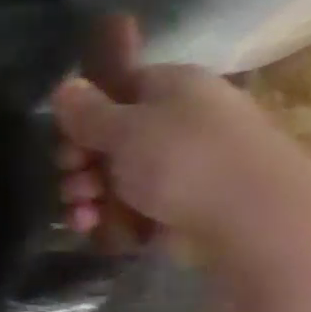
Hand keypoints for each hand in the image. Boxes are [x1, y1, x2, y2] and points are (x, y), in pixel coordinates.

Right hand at [51, 15, 310, 248]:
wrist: (247, 214)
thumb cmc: (184, 158)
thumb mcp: (127, 129)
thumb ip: (88, 112)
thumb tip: (63, 86)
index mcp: (171, 88)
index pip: (114, 89)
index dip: (82, 115)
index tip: (66, 139)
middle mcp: (173, 119)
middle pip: (104, 137)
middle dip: (78, 163)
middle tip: (73, 178)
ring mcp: (172, 162)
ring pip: (107, 175)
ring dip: (84, 194)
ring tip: (85, 212)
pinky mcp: (169, 199)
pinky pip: (121, 203)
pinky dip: (101, 215)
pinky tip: (92, 226)